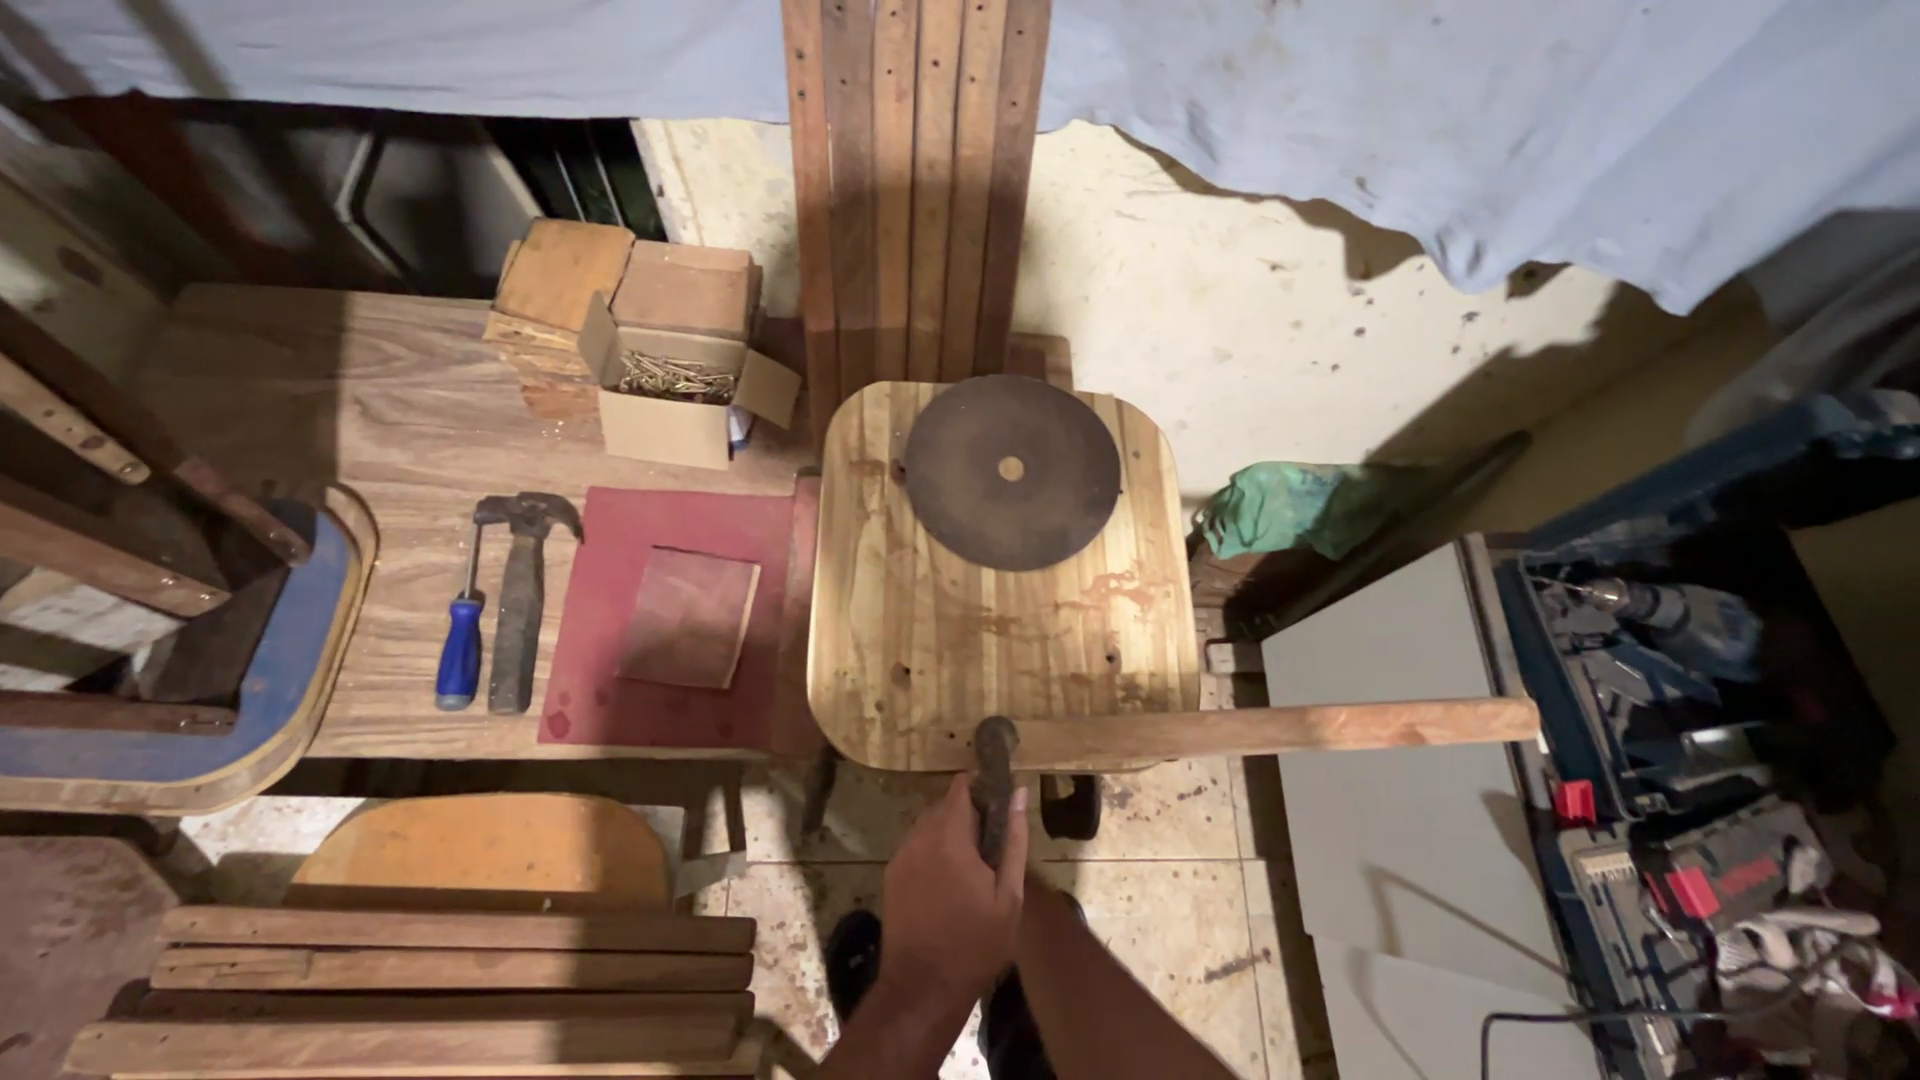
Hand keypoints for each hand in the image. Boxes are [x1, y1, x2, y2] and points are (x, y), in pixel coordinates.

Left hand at [878, 772, 1029, 1008]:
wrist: (923, 989)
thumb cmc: (975, 944)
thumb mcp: (1009, 896)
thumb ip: (1014, 840)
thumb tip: (1019, 794)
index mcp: (949, 838)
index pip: (960, 787)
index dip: (982, 787)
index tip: (1000, 801)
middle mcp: (919, 838)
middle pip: (945, 805)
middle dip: (969, 814)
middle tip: (993, 843)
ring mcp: (901, 856)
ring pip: (929, 825)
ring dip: (950, 833)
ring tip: (974, 866)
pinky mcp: (892, 875)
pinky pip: (917, 846)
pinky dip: (934, 851)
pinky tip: (950, 881)